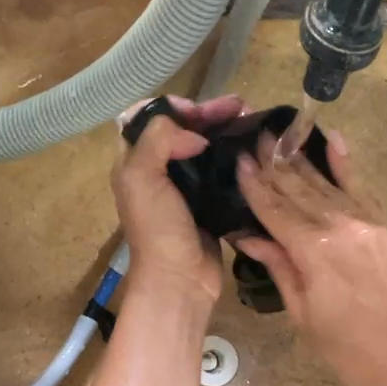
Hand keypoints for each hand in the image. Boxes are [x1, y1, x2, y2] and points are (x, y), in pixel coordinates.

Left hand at [110, 95, 244, 304]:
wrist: (181, 280)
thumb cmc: (157, 230)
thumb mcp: (143, 177)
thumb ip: (159, 139)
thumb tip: (194, 133)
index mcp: (133, 163)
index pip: (148, 119)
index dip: (171, 107)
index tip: (196, 110)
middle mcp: (157, 172)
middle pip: (181, 130)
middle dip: (207, 115)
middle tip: (237, 105)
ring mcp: (185, 189)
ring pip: (203, 148)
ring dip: (225, 132)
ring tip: (251, 118)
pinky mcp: (208, 205)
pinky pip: (221, 172)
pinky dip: (234, 157)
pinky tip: (253, 149)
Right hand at [235, 131, 386, 385]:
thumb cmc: (349, 350)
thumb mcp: (304, 315)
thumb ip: (280, 268)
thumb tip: (250, 237)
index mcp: (315, 250)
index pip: (276, 210)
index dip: (255, 186)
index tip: (238, 161)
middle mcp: (342, 226)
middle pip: (301, 190)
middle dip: (275, 164)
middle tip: (254, 137)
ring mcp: (370, 223)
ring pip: (329, 186)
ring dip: (303, 160)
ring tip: (282, 136)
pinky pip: (364, 190)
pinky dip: (347, 166)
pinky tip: (333, 140)